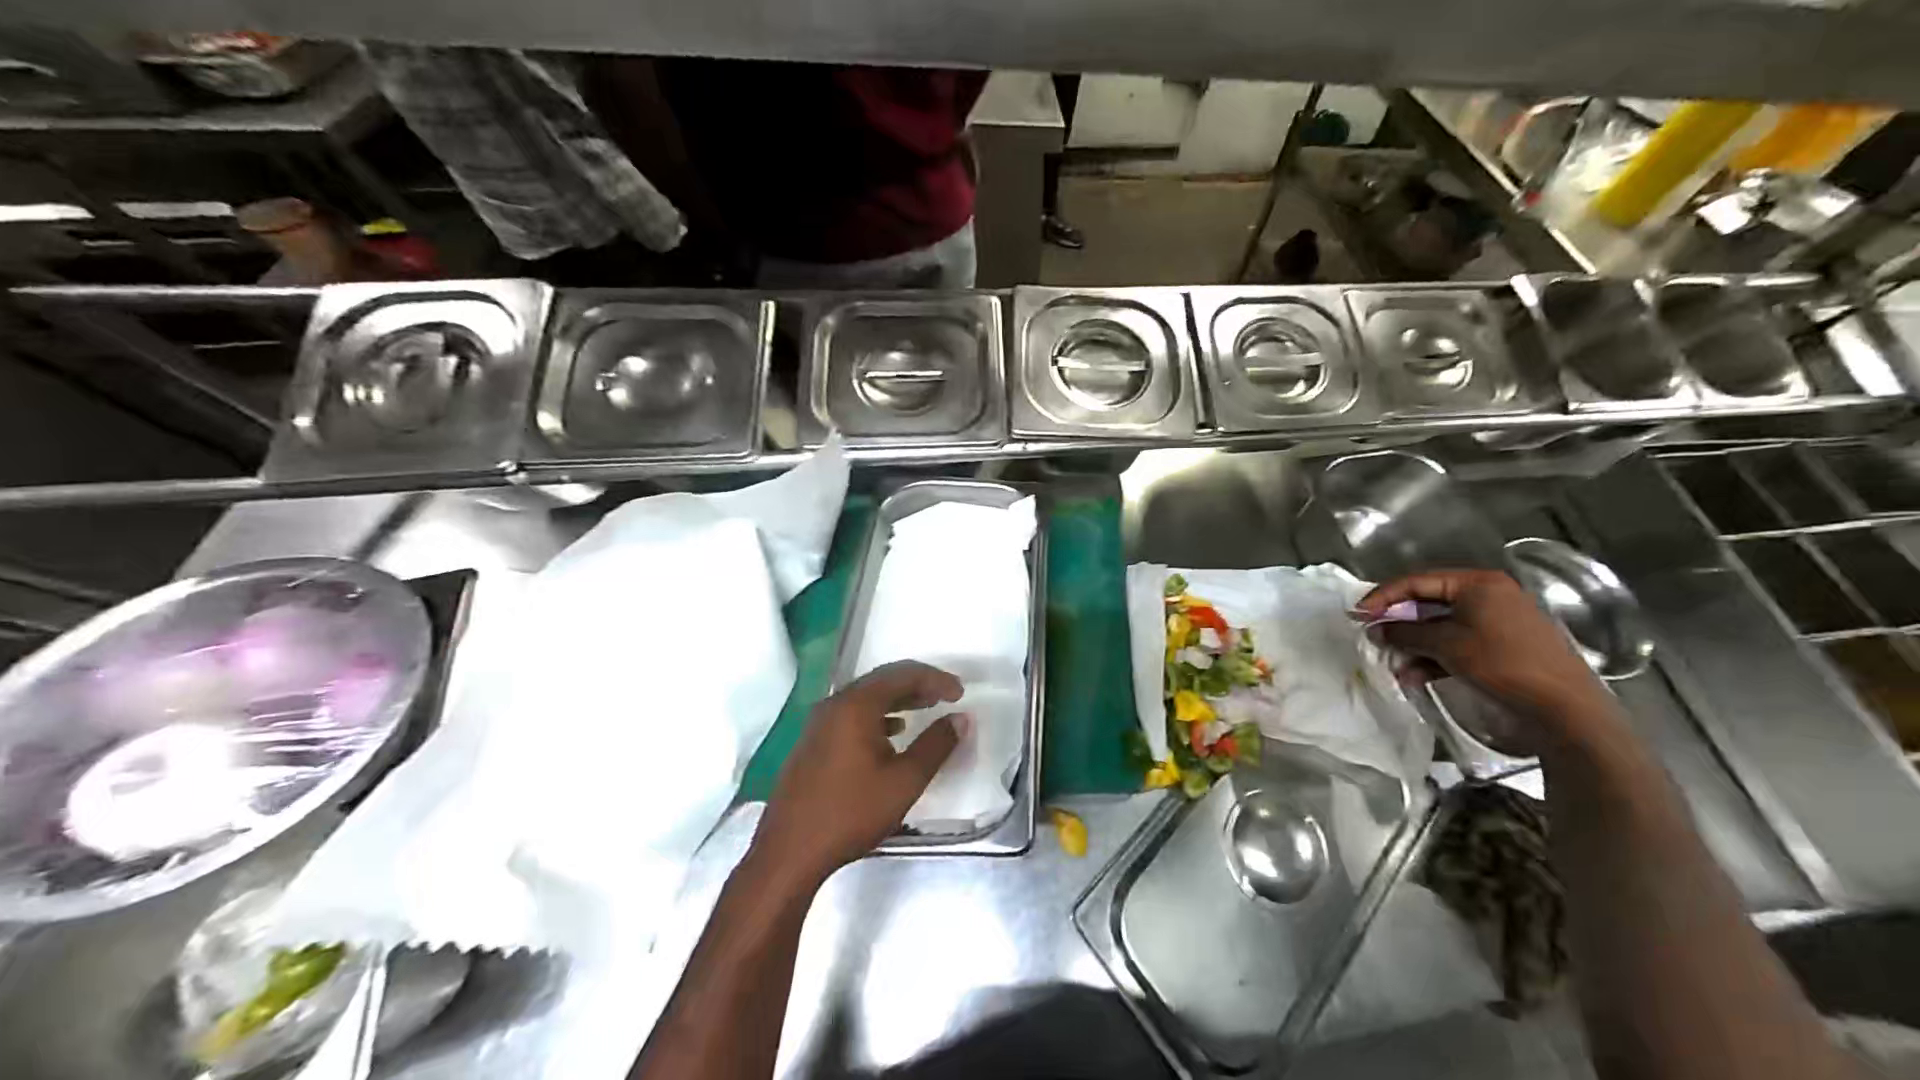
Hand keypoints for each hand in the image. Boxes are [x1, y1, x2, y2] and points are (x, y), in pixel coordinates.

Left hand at [752, 661, 965, 887]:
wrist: (790, 851)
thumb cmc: (851, 813)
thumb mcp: (904, 781)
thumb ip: (936, 745)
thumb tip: (960, 718)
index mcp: (856, 706)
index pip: (902, 674)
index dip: (935, 678)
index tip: (960, 693)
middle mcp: (834, 705)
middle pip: (882, 681)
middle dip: (917, 684)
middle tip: (946, 696)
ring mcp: (818, 723)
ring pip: (865, 698)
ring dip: (898, 699)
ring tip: (925, 708)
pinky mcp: (812, 741)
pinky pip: (851, 714)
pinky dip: (878, 715)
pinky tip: (891, 732)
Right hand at [1356, 569, 1614, 739]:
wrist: (1565, 709)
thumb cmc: (1503, 664)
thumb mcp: (1446, 645)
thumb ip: (1405, 632)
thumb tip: (1376, 628)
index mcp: (1478, 584)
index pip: (1417, 581)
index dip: (1383, 597)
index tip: (1357, 614)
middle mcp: (1489, 596)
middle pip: (1429, 603)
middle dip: (1399, 623)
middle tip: (1374, 637)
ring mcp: (1498, 622)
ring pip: (1441, 627)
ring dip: (1414, 645)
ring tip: (1395, 664)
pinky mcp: (1503, 647)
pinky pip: (1458, 644)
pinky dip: (1435, 657)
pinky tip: (1417, 676)